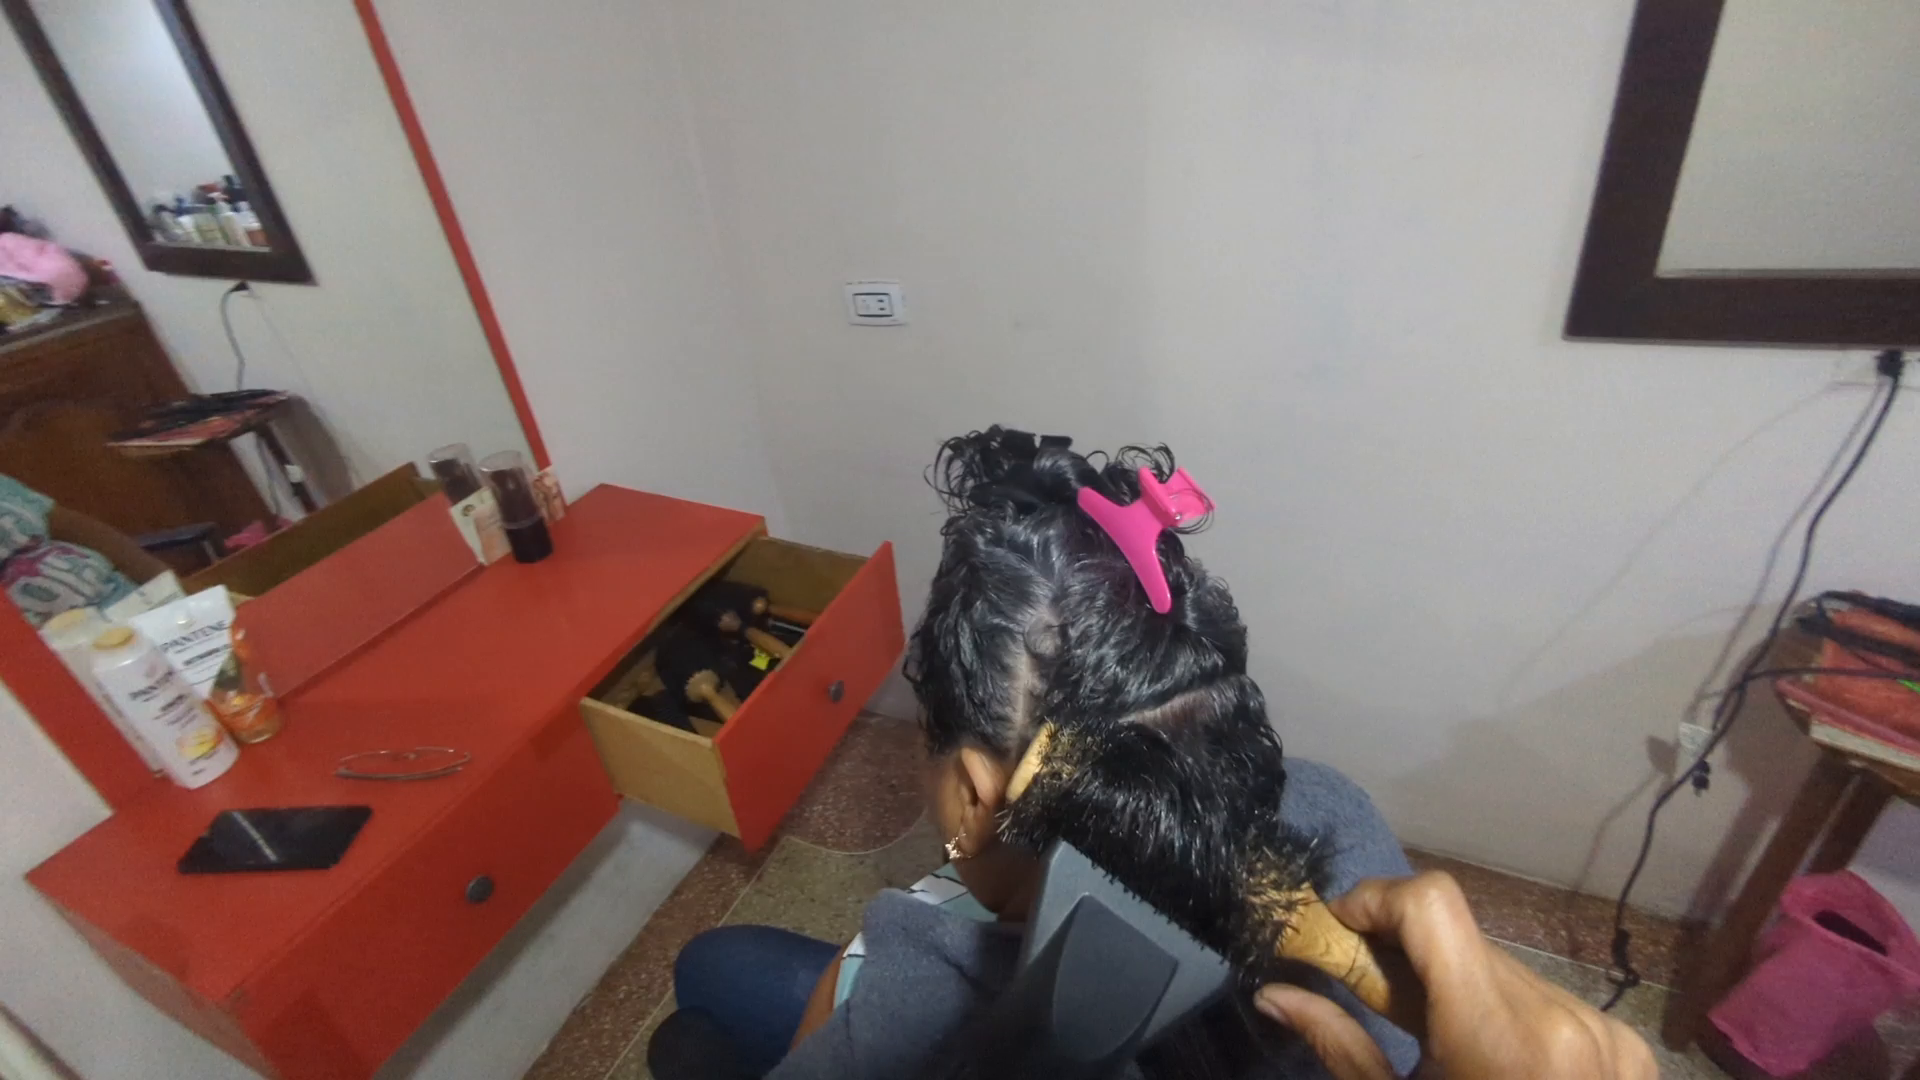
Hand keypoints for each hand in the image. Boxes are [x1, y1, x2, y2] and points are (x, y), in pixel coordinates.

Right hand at [1253, 872, 1656, 1079]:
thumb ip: (1337, 1044)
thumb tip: (1270, 994)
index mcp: (1501, 1033)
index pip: (1430, 903)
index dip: (1375, 898)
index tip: (1344, 930)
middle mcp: (1560, 1014)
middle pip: (1455, 931)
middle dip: (1403, 946)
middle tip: (1373, 989)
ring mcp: (1606, 1032)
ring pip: (1494, 960)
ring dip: (1451, 976)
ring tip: (1439, 1036)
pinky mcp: (1631, 1049)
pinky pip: (1539, 994)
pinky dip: (1497, 1005)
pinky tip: (1493, 1060)